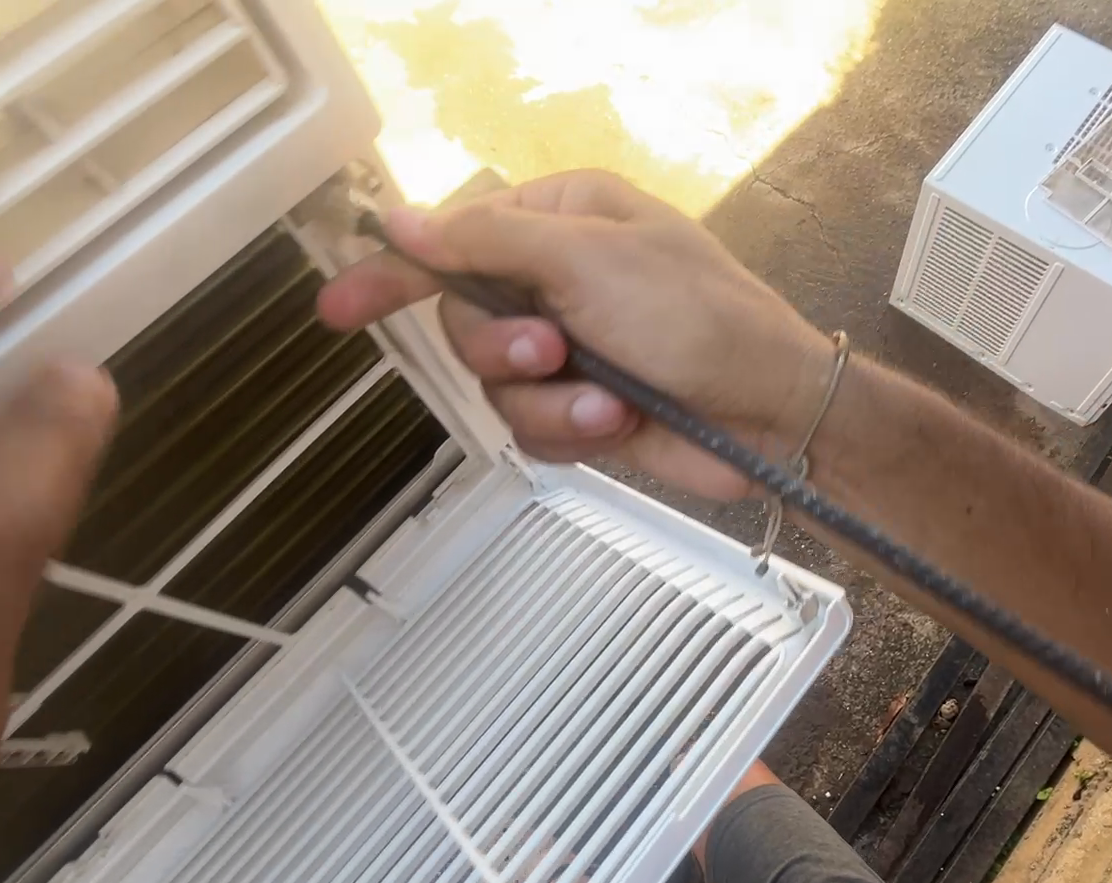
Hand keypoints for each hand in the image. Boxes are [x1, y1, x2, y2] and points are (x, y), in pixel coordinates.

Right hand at [317, 171, 836, 500]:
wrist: (771, 413)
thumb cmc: (702, 319)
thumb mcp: (594, 260)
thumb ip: (492, 242)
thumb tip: (403, 219)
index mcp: (565, 226)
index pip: (457, 242)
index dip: (396, 273)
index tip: (340, 307)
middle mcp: (562, 287)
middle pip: (468, 324)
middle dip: (503, 349)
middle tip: (553, 351)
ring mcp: (575, 356)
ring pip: (498, 389)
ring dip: (550, 402)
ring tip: (610, 402)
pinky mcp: (588, 415)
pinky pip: (534, 433)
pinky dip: (570, 434)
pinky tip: (616, 427)